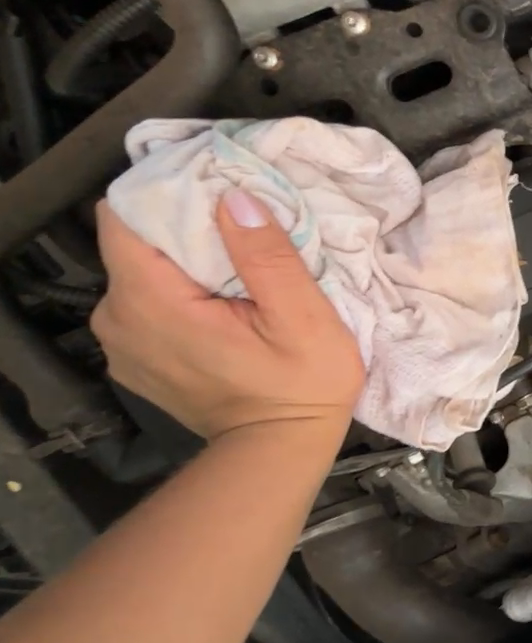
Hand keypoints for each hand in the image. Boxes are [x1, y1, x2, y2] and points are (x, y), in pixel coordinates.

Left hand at [91, 192, 364, 442]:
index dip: (170, 197)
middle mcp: (117, 317)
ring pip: (144, 279)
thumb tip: (235, 199)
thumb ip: (267, 257)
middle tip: (248, 242)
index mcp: (150, 300)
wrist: (281, 449)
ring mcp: (122, 344)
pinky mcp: (137, 361)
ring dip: (188, 272)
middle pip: (138, 248)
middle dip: (189, 236)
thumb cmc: (302, 384)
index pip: (126, 218)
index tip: (220, 193)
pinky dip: (183, 302)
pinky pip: (150, 311)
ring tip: (242, 283)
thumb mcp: (304, 318)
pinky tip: (226, 316)